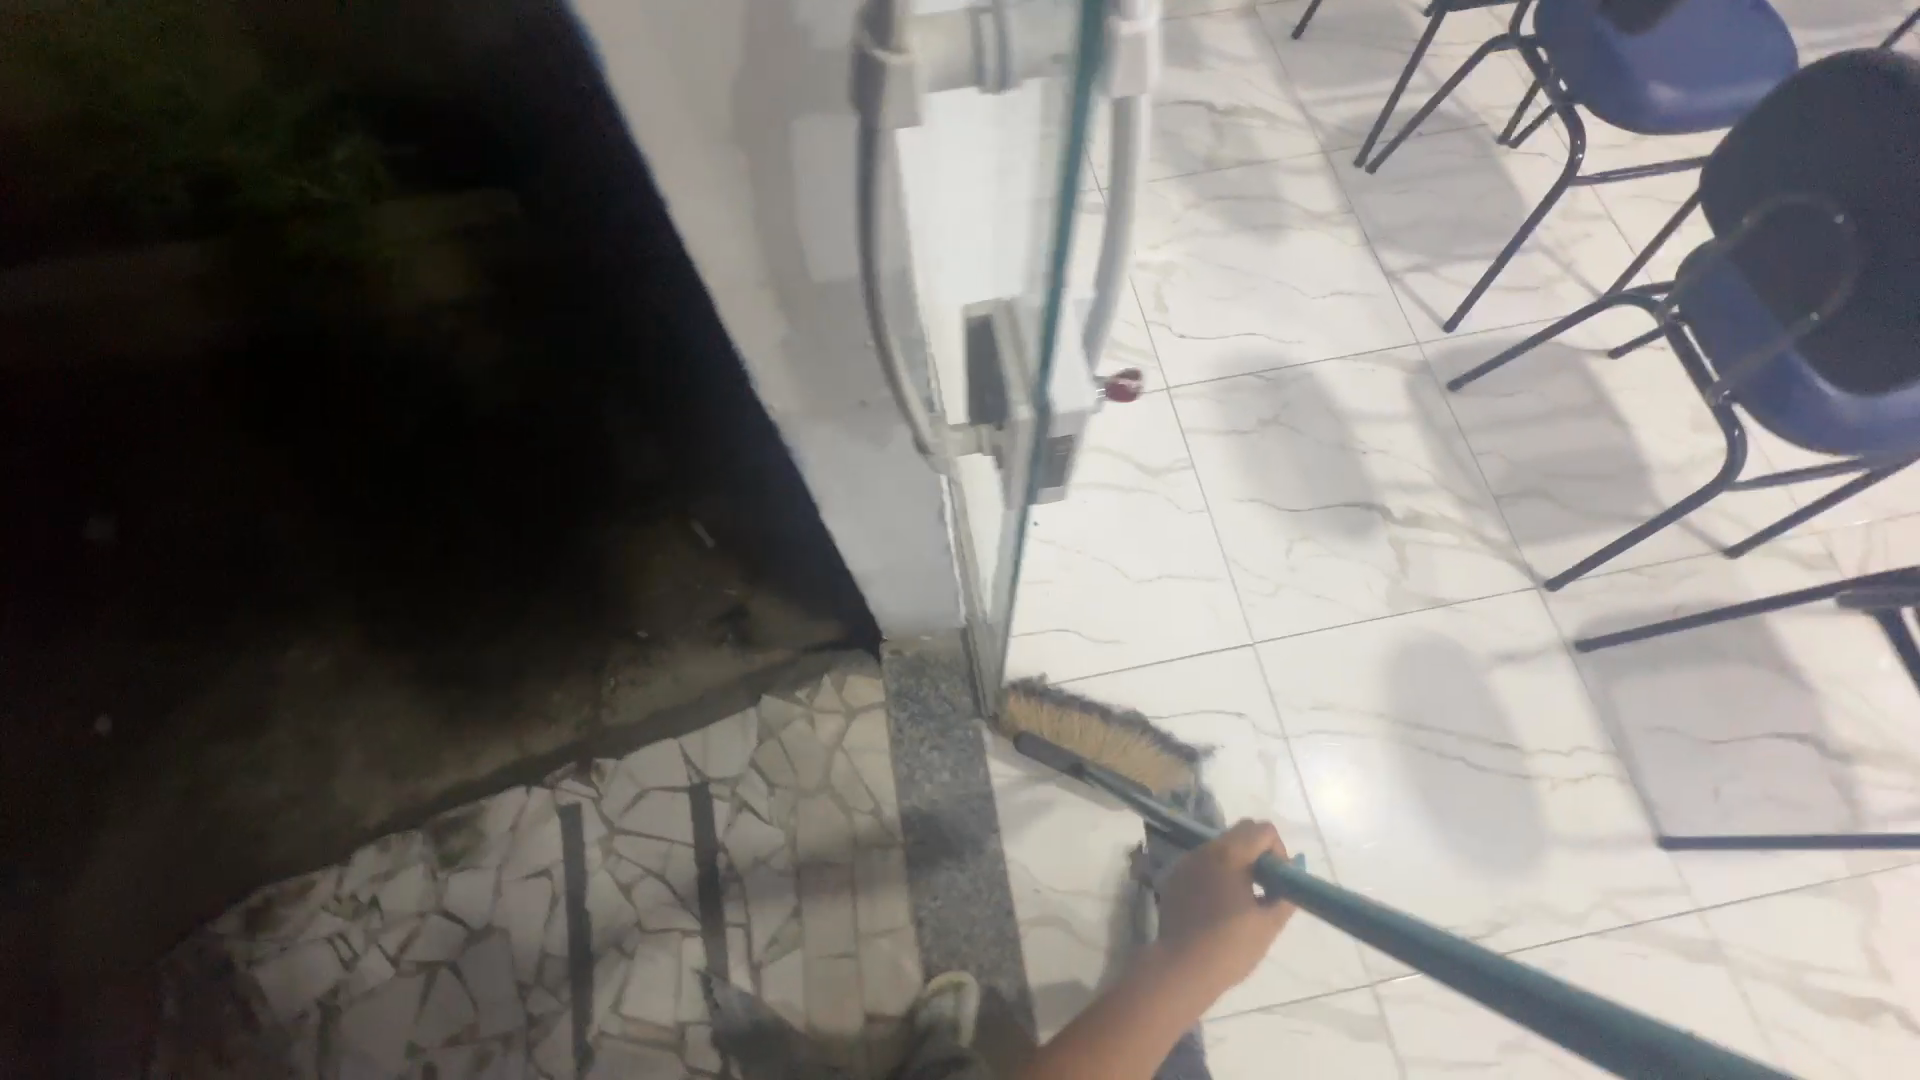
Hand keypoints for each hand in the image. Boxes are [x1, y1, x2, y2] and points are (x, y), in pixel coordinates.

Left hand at [1152, 819, 1295, 998]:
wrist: (1182, 967)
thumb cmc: (1230, 946)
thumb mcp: (1268, 924)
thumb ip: (1285, 895)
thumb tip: (1292, 878)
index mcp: (1229, 854)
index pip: (1262, 829)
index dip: (1278, 851)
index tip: (1278, 880)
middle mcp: (1204, 849)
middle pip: (1240, 833)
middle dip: (1258, 853)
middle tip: (1265, 887)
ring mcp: (1186, 861)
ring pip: (1220, 847)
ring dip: (1237, 863)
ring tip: (1243, 899)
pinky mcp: (1174, 876)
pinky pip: (1202, 862)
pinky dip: (1217, 873)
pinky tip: (1219, 905)